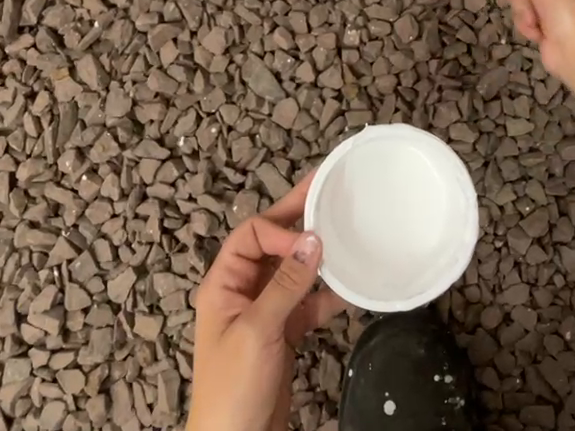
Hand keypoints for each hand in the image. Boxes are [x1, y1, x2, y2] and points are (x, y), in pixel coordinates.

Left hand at [186, 174, 350, 430]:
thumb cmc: (234, 386)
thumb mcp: (258, 331)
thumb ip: (286, 285)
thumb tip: (313, 238)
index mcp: (224, 283)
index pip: (252, 234)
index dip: (281, 229)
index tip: (311, 241)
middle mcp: (242, 290)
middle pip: (271, 243)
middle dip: (298, 218)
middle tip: (329, 188)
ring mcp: (263, 311)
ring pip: (293, 270)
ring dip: (317, 255)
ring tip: (347, 230)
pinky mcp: (283, 332)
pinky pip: (307, 302)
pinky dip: (326, 294)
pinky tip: (350, 288)